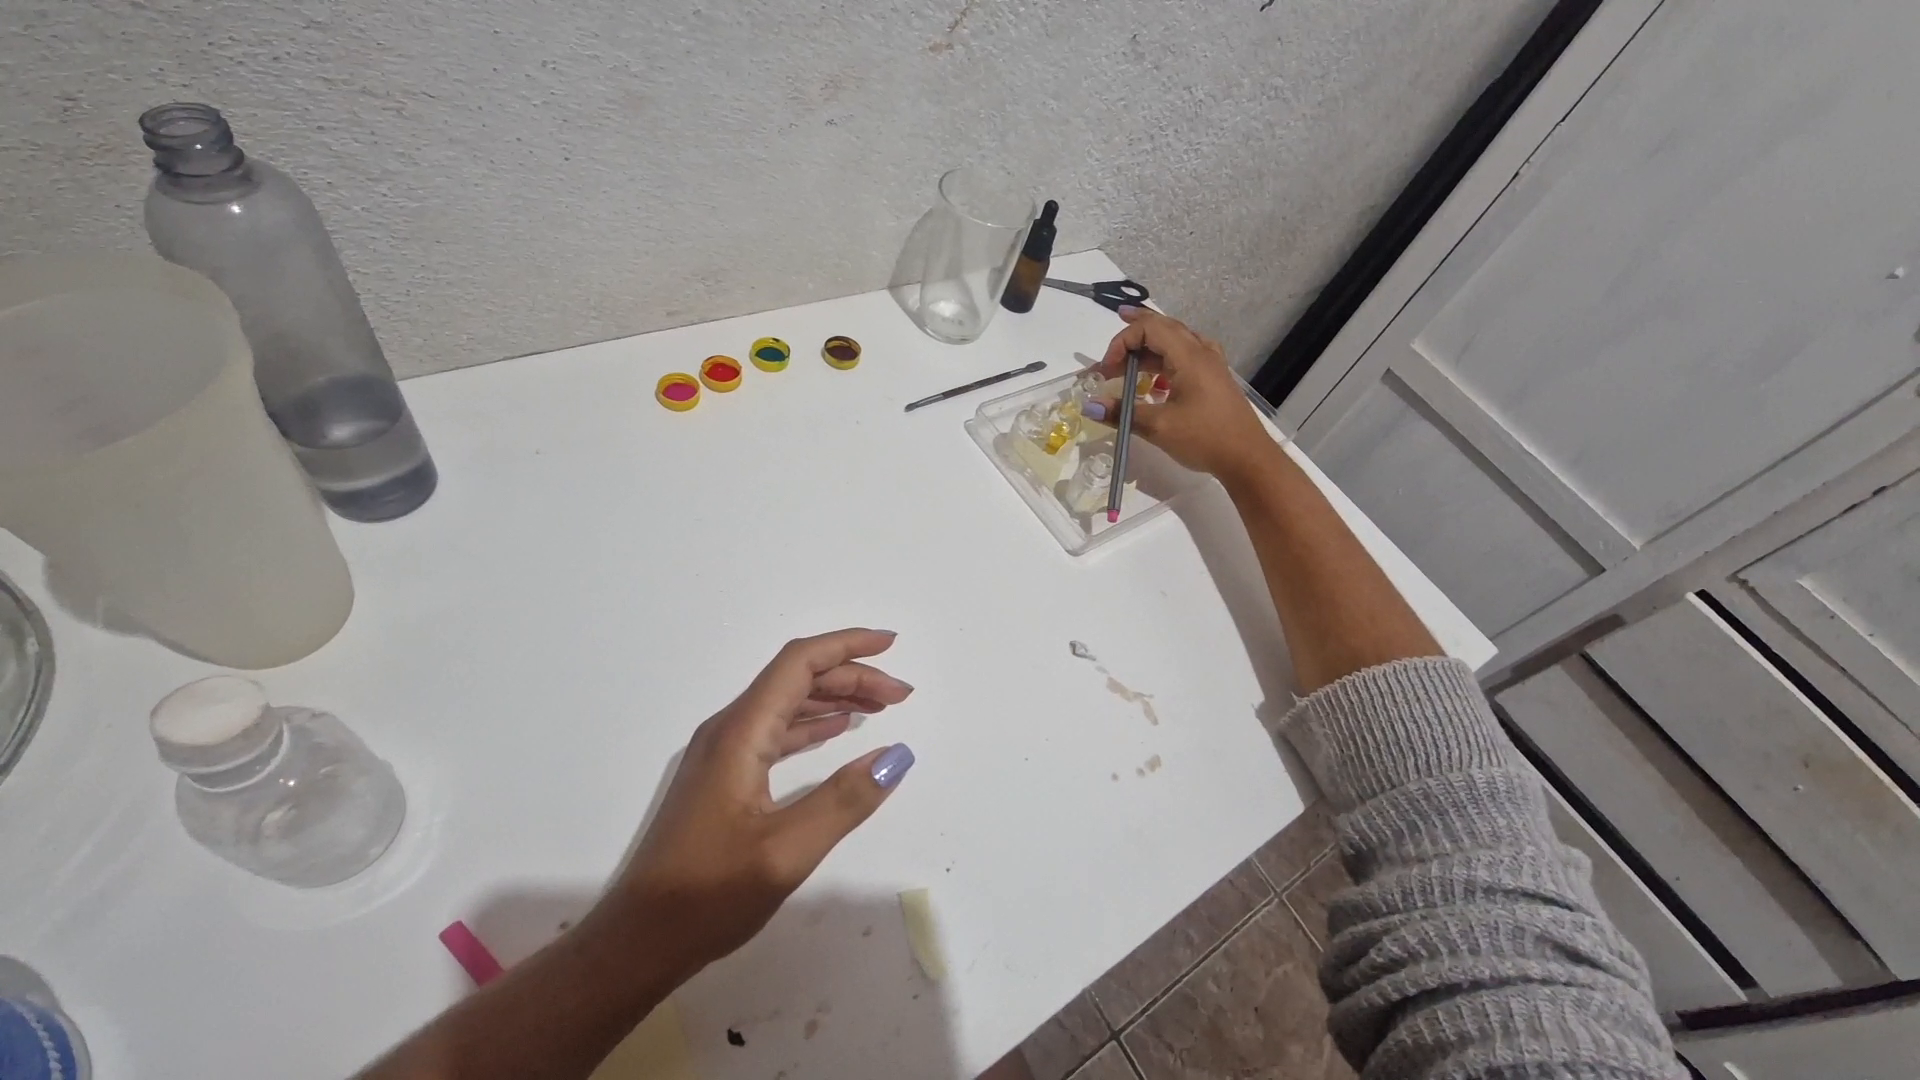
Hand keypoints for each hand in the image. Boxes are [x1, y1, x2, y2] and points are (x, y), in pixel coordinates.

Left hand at [604, 628, 915, 981]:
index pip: (798, 664)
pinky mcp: (723, 778)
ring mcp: (722, 755)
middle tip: (901, 696)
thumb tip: (896, 755)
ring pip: (786, 705)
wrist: (639, 939)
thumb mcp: (787, 852)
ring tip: (881, 708)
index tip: (892, 646)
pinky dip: (813, 725)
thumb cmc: (709, 895)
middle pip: (795, 679)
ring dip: (834, 699)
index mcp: (740, 734)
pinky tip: (837, 733)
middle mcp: (728, 731)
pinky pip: (776, 732)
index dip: (847, 646)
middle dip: (851, 677)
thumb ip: (845, 800)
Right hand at [1086, 308, 1279, 480]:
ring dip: (1148, 348)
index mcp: (1189, 356)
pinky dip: (1164, 360)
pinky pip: (1185, 357)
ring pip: (1175, 342)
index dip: (1122, 342)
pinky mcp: (1214, 380)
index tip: (1107, 370)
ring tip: (1126, 360)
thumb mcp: (1158, 426)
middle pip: (1164, 327)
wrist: (1247, 458)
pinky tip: (1155, 380)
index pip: (1150, 328)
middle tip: (1110, 344)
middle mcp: (1201, 352)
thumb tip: (1089, 406)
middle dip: (1133, 334)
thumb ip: (1123, 412)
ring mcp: (1211, 365)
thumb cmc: (1204, 438)